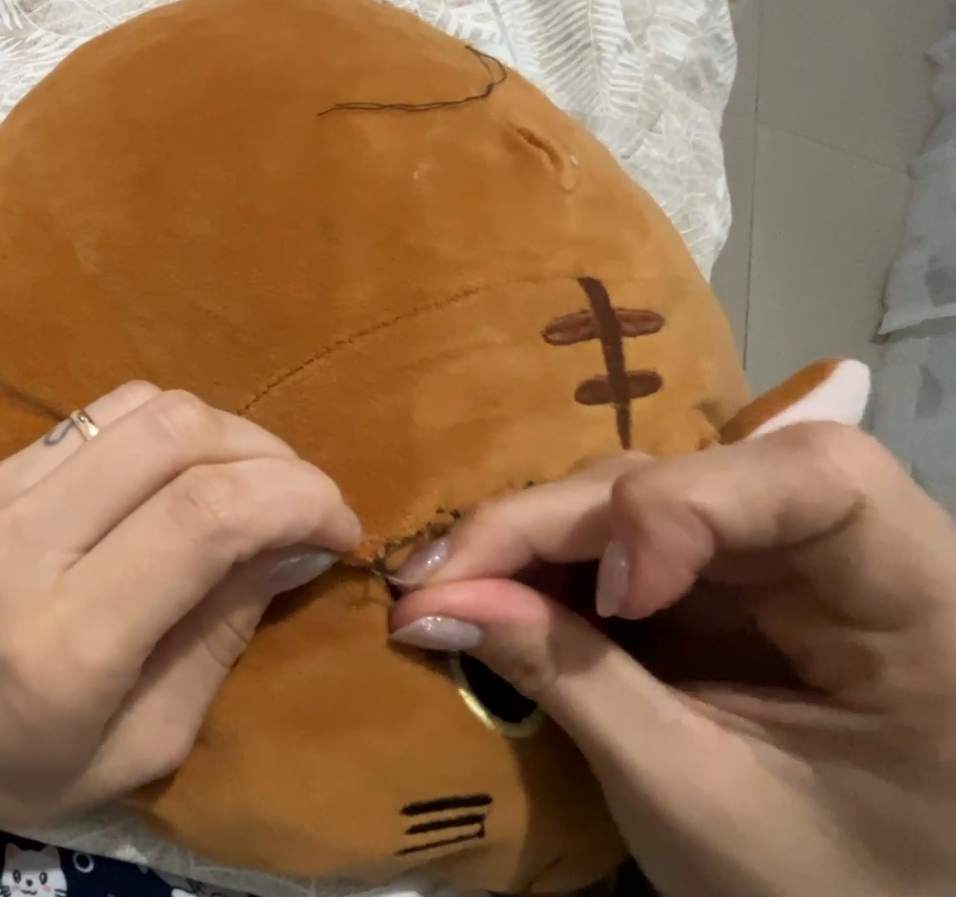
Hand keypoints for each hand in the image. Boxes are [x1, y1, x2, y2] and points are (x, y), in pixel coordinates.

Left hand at [0, 382, 361, 841]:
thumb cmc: (21, 762)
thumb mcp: (143, 743)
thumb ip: (218, 635)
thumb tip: (291, 541)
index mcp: (66, 641)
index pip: (197, 520)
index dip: (292, 498)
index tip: (340, 525)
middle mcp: (24, 546)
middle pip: (170, 435)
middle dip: (265, 452)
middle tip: (302, 500)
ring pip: (136, 407)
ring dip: (217, 431)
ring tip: (249, 484)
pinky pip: (95, 417)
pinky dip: (162, 432)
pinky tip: (179, 477)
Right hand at [388, 426, 955, 896]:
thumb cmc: (822, 889)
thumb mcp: (687, 794)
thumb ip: (563, 679)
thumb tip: (428, 604)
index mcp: (925, 616)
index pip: (814, 479)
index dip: (686, 505)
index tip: (615, 597)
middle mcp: (844, 560)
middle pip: (677, 477)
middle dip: (544, 523)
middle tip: (436, 580)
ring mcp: (765, 565)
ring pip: (623, 494)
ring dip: (524, 538)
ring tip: (446, 591)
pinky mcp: (707, 580)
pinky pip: (602, 535)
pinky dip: (532, 560)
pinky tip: (484, 594)